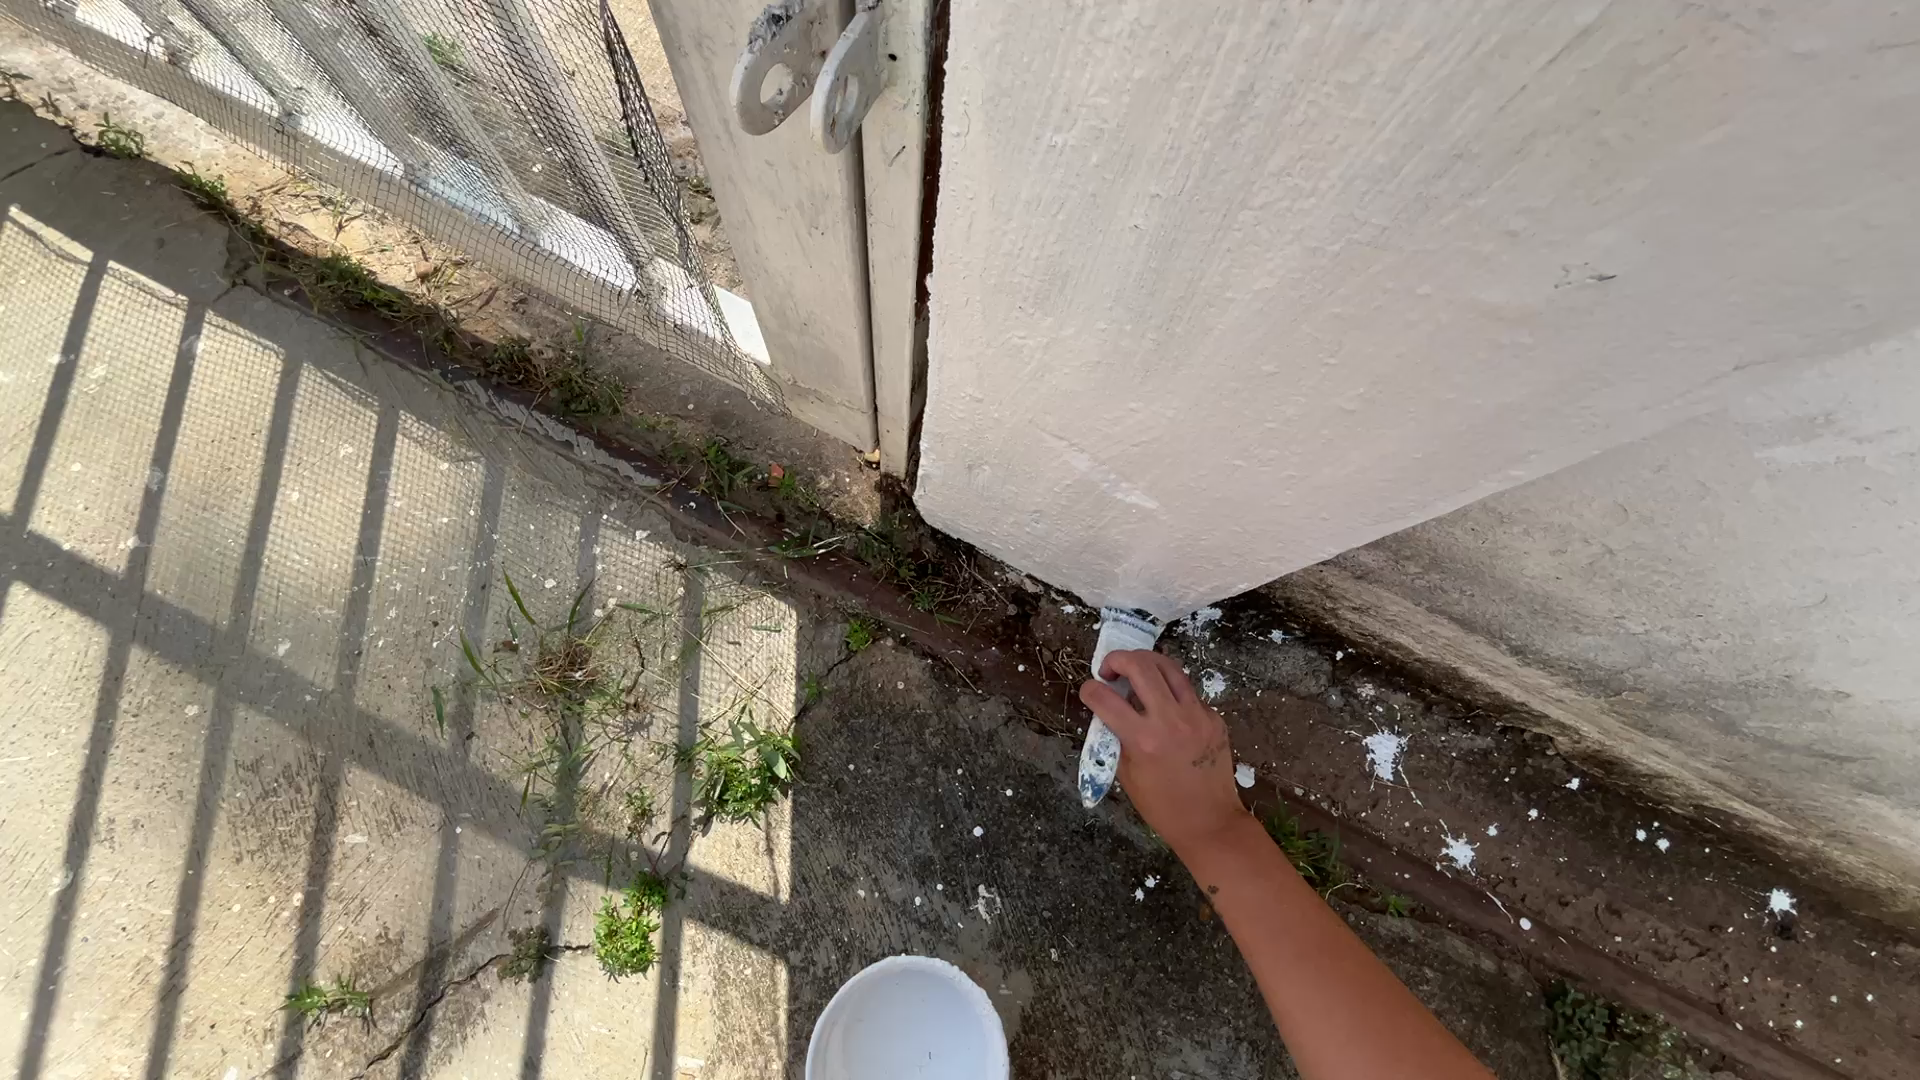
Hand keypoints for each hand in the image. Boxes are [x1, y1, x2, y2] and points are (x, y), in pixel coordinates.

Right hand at [1079, 650, 1248, 855]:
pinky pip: (1187, 691)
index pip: (1104, 698)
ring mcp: (1197, 715)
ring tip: (1136, 671)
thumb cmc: (1161, 805)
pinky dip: (1169, 690)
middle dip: (1118, 659)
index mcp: (1143, 739)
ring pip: (1168, 667)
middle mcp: (1170, 720)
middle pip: (1140, 665)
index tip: (1089, 691)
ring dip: (1146, 662)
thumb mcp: (1126, 772)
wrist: (1210, 822)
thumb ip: (1118, 735)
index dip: (1089, 690)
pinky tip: (1164, 704)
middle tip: (1110, 670)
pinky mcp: (1214, 717)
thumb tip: (1110, 708)